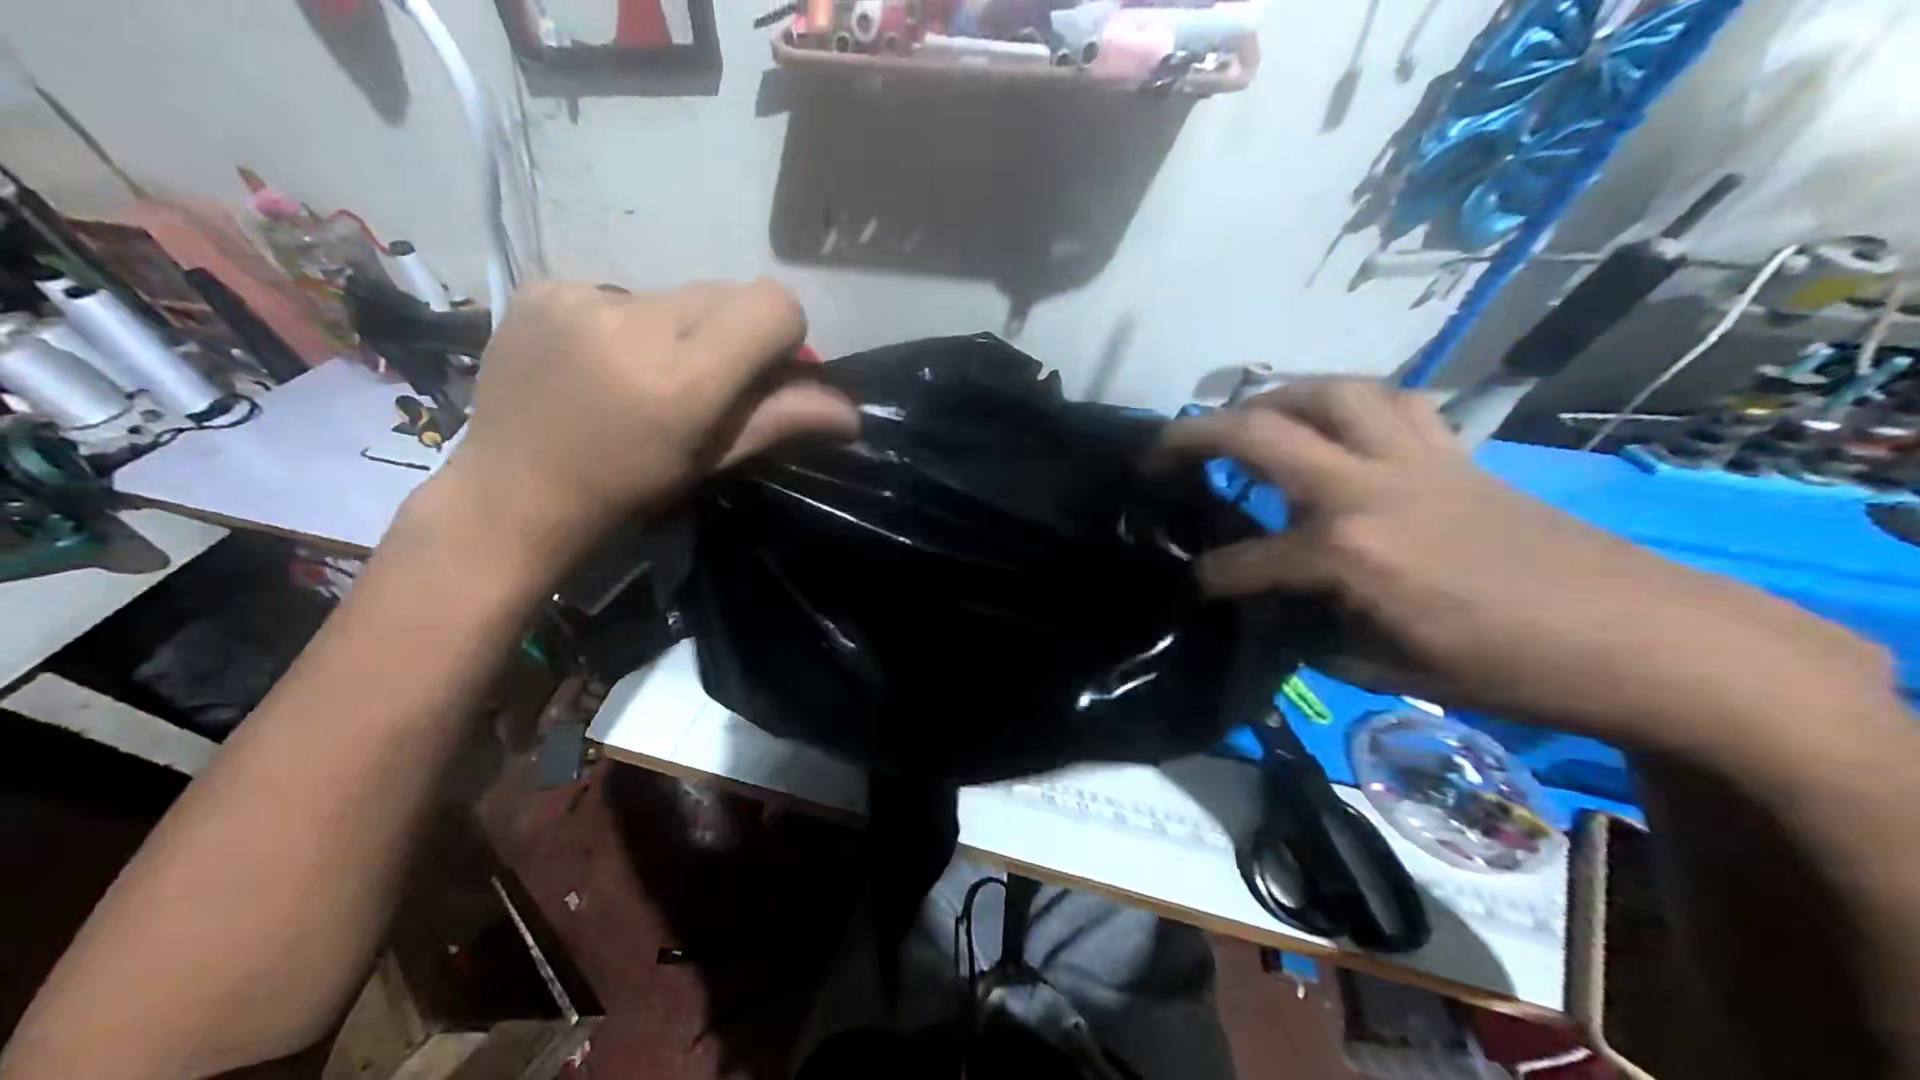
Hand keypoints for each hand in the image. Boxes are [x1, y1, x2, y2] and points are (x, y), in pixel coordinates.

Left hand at [433, 279, 857, 561]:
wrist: (510, 497)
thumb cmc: (625, 493)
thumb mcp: (711, 461)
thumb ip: (780, 421)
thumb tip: (850, 412)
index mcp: (682, 379)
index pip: (773, 305)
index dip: (784, 336)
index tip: (766, 373)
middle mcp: (633, 323)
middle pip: (728, 293)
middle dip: (734, 333)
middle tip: (705, 383)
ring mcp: (580, 298)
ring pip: (676, 292)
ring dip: (682, 328)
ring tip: (644, 377)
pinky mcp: (543, 286)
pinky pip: (622, 292)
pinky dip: (629, 323)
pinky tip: (602, 363)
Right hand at [1158, 378, 1897, 758]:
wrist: (1637, 636)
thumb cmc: (1505, 668)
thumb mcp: (1382, 668)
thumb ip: (1310, 629)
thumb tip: (1270, 606)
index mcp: (1348, 555)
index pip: (1245, 560)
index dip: (1208, 576)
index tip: (1188, 585)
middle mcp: (1367, 489)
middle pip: (1258, 433)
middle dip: (1189, 439)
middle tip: (1156, 455)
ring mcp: (1412, 458)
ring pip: (1324, 392)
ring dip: (1269, 398)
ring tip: (1240, 418)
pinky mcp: (1449, 449)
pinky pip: (1386, 401)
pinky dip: (1343, 401)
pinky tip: (1329, 422)